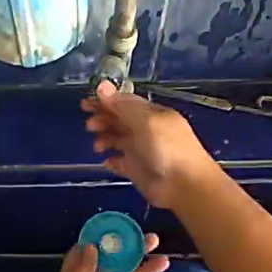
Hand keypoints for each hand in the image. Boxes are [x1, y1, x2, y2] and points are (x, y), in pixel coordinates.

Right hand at [81, 81, 219, 208]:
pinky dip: (111, 160)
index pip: (125, 103)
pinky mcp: (137, 170)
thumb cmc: (168, 149)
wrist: (185, 186)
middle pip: (119, 120)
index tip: (87, 102)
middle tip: (89, 124)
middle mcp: (145, 130)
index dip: (105, 101)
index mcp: (151, 114)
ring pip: (117, 139)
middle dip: (102, 119)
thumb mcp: (146, 121)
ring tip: (97, 145)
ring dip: (104, 138)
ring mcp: (141, 150)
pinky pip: (120, 162)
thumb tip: (102, 85)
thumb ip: (123, 105)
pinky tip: (106, 160)